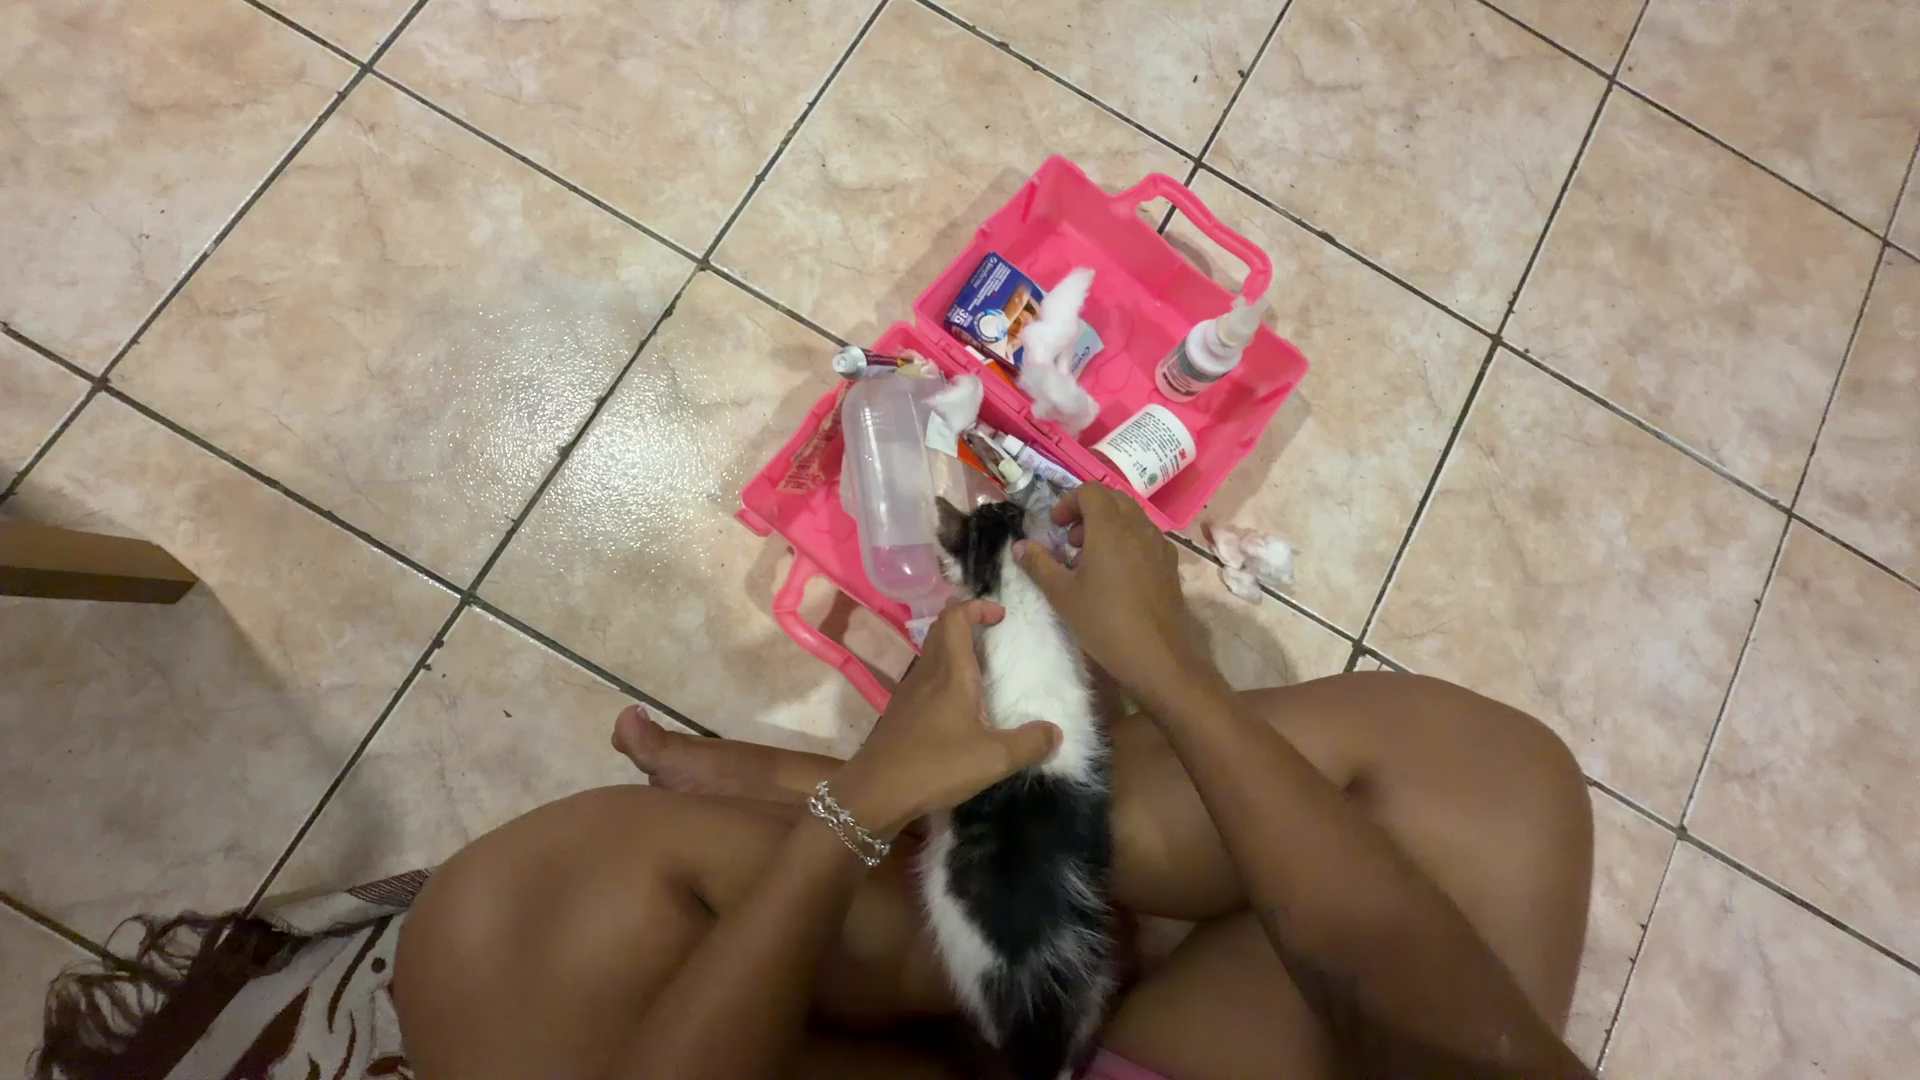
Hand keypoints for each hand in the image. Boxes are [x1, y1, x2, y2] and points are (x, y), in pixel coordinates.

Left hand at [831, 600, 1060, 836]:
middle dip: (967, 623)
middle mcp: (927, 673)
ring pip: (932, 653)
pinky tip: (960, 706)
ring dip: (955, 650)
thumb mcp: (993, 759)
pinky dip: (945, 675)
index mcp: (950, 672)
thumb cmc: (935, 766)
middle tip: (993, 636)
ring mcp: (910, 691)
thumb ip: (1029, 743)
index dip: (976, 607)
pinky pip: (926, 678)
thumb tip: (1054, 732)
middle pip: (941, 630)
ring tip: (983, 671)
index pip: (955, 617)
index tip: (1000, 616)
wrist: (875, 792)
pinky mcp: (901, 711)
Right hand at [1015, 484, 1225, 713]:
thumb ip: (1039, 565)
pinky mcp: (1169, 564)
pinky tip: (1115, 575)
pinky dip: (1126, 541)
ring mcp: (1159, 545)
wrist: (1159, 658)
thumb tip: (1019, 546)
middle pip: (1113, 499)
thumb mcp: (1062, 594)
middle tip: (1069, 542)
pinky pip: (1145, 537)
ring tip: (1089, 560)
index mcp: (1110, 528)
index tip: (1055, 528)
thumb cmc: (1104, 622)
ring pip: (1131, 517)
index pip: (1090, 491)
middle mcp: (1139, 527)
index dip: (1068, 502)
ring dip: (1107, 526)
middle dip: (1087, 512)